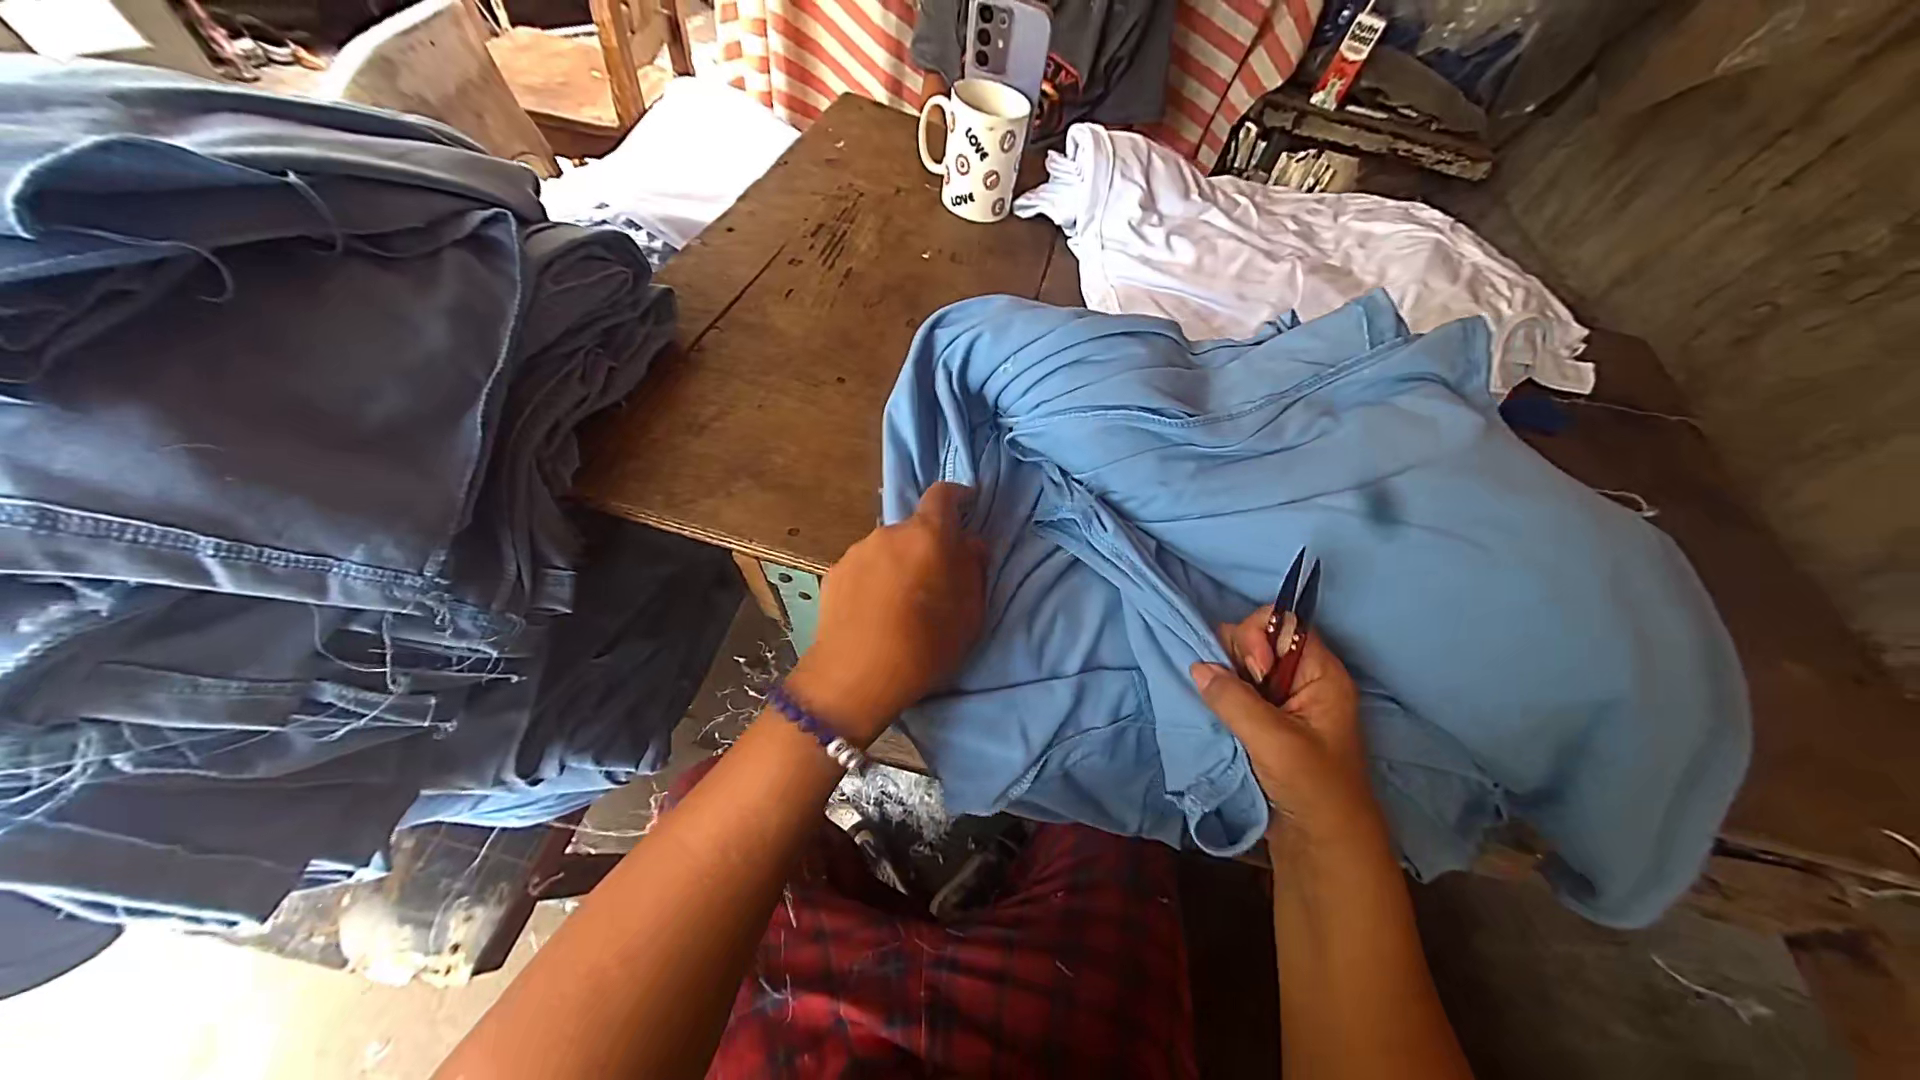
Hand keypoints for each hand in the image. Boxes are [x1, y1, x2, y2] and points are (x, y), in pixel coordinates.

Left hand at [785, 483, 985, 743]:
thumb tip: (970, 543)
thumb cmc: (925, 646)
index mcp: (927, 535)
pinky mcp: (834, 574)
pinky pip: (865, 568)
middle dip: (928, 546)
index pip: (943, 494)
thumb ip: (974, 569)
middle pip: (915, 529)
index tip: (967, 505)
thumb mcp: (969, 613)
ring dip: (899, 564)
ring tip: (901, 603)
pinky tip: (875, 613)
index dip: (958, 496)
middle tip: (936, 580)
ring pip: (888, 549)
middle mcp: (889, 533)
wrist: (856, 677)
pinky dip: (875, 580)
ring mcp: (856, 552)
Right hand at [1190, 606, 1381, 844]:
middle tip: (1232, 693)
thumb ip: (1234, 699)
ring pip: (1239, 665)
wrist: (1322, 846)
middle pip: (1256, 639)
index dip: (1260, 636)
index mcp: (1320, 674)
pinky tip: (1213, 710)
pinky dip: (1218, 695)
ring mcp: (1280, 700)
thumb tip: (1197, 666)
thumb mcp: (1275, 741)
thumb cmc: (1314, 789)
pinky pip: (1233, 690)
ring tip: (1220, 707)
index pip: (1285, 624)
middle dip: (1235, 657)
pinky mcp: (1262, 720)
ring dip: (1222, 678)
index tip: (1252, 670)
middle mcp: (1300, 679)